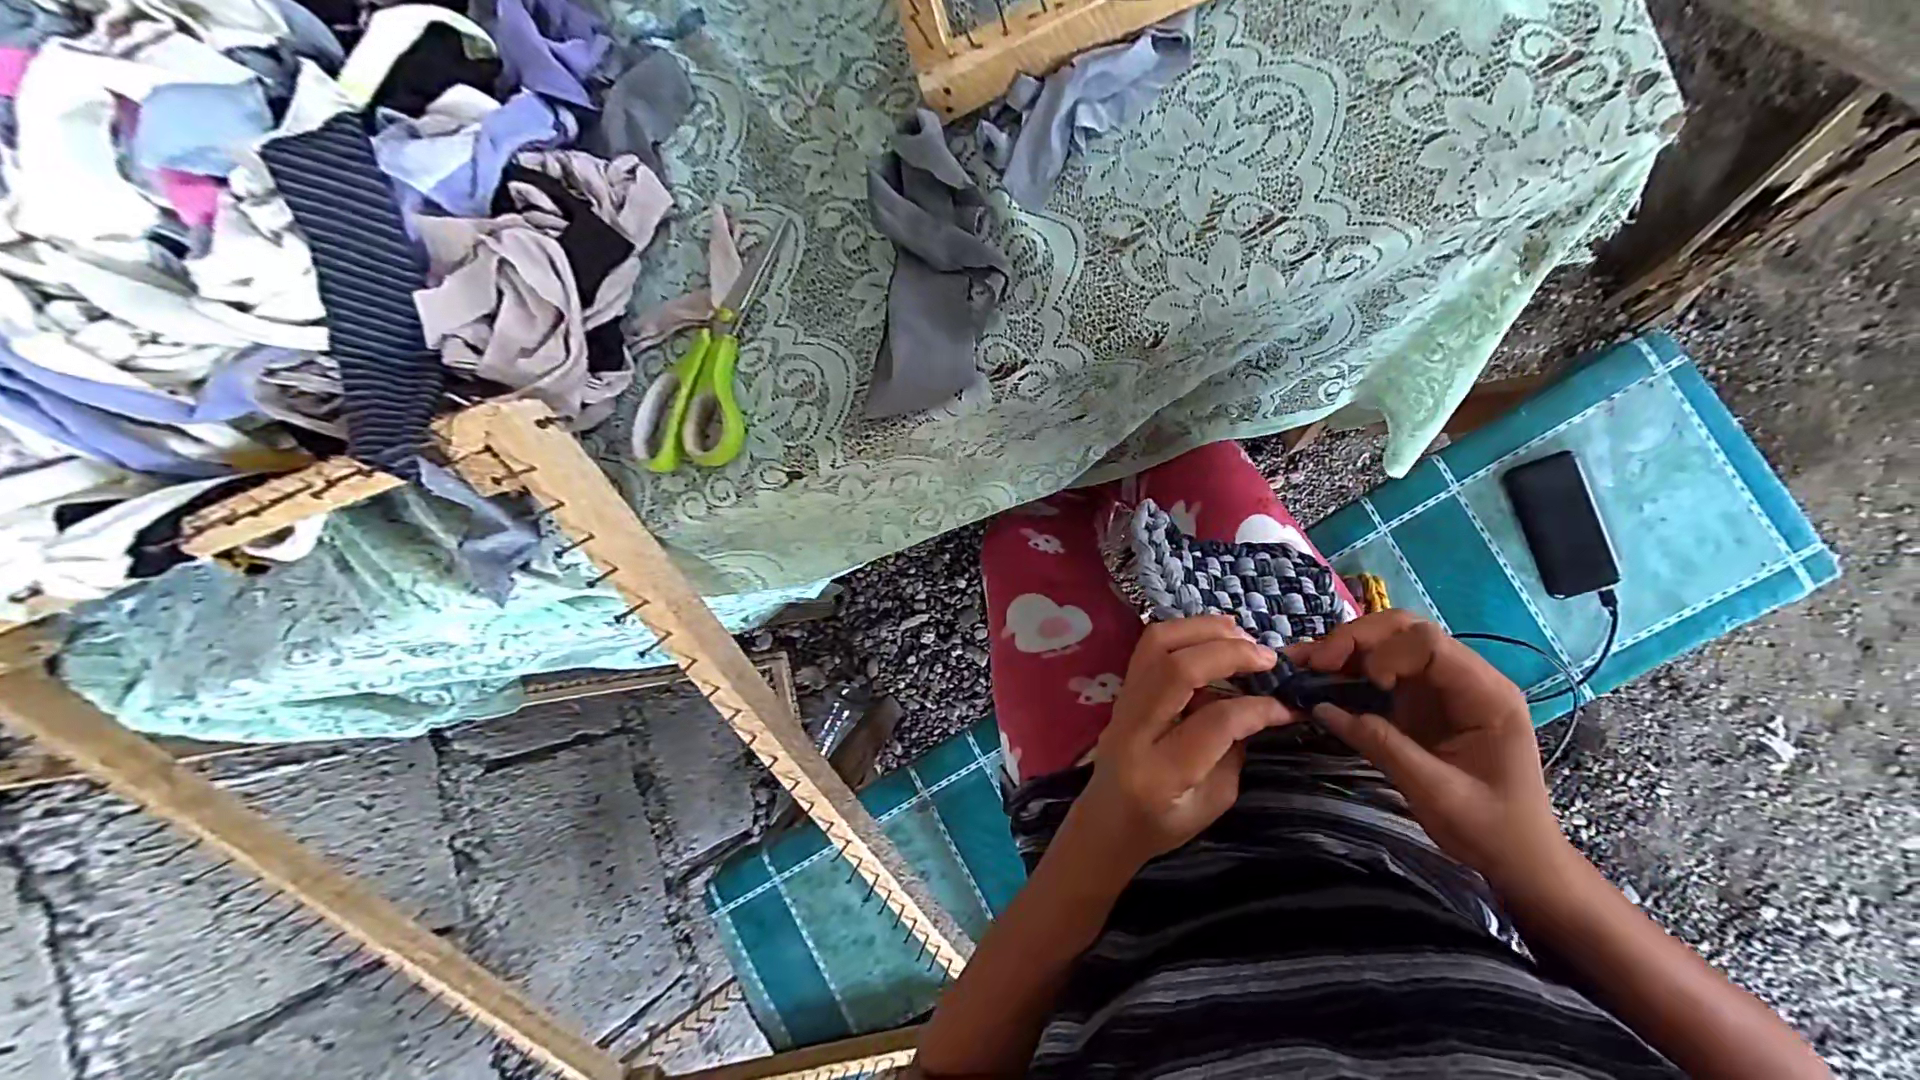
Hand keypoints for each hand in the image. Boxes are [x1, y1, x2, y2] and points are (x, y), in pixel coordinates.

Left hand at [1058, 616, 1292, 876]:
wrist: (1105, 820)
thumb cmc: (1161, 824)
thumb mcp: (1212, 802)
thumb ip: (1233, 751)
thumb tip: (1258, 705)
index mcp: (1160, 771)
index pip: (1213, 721)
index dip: (1256, 707)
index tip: (1286, 705)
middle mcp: (1133, 729)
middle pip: (1175, 669)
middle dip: (1227, 653)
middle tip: (1267, 656)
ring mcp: (1121, 703)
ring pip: (1155, 645)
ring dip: (1201, 629)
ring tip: (1241, 635)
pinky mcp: (1121, 689)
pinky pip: (1149, 647)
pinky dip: (1184, 632)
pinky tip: (1214, 637)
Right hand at [1290, 610, 1567, 890]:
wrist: (1516, 857)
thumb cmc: (1490, 827)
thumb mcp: (1435, 791)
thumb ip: (1382, 745)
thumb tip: (1322, 708)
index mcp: (1485, 695)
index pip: (1429, 643)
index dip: (1387, 653)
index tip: (1365, 684)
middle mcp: (1463, 678)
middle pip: (1404, 630)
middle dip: (1355, 639)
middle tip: (1316, 663)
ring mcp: (1438, 686)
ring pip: (1386, 641)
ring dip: (1344, 649)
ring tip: (1306, 665)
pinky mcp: (1417, 699)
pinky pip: (1377, 667)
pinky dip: (1346, 668)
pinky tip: (1319, 677)